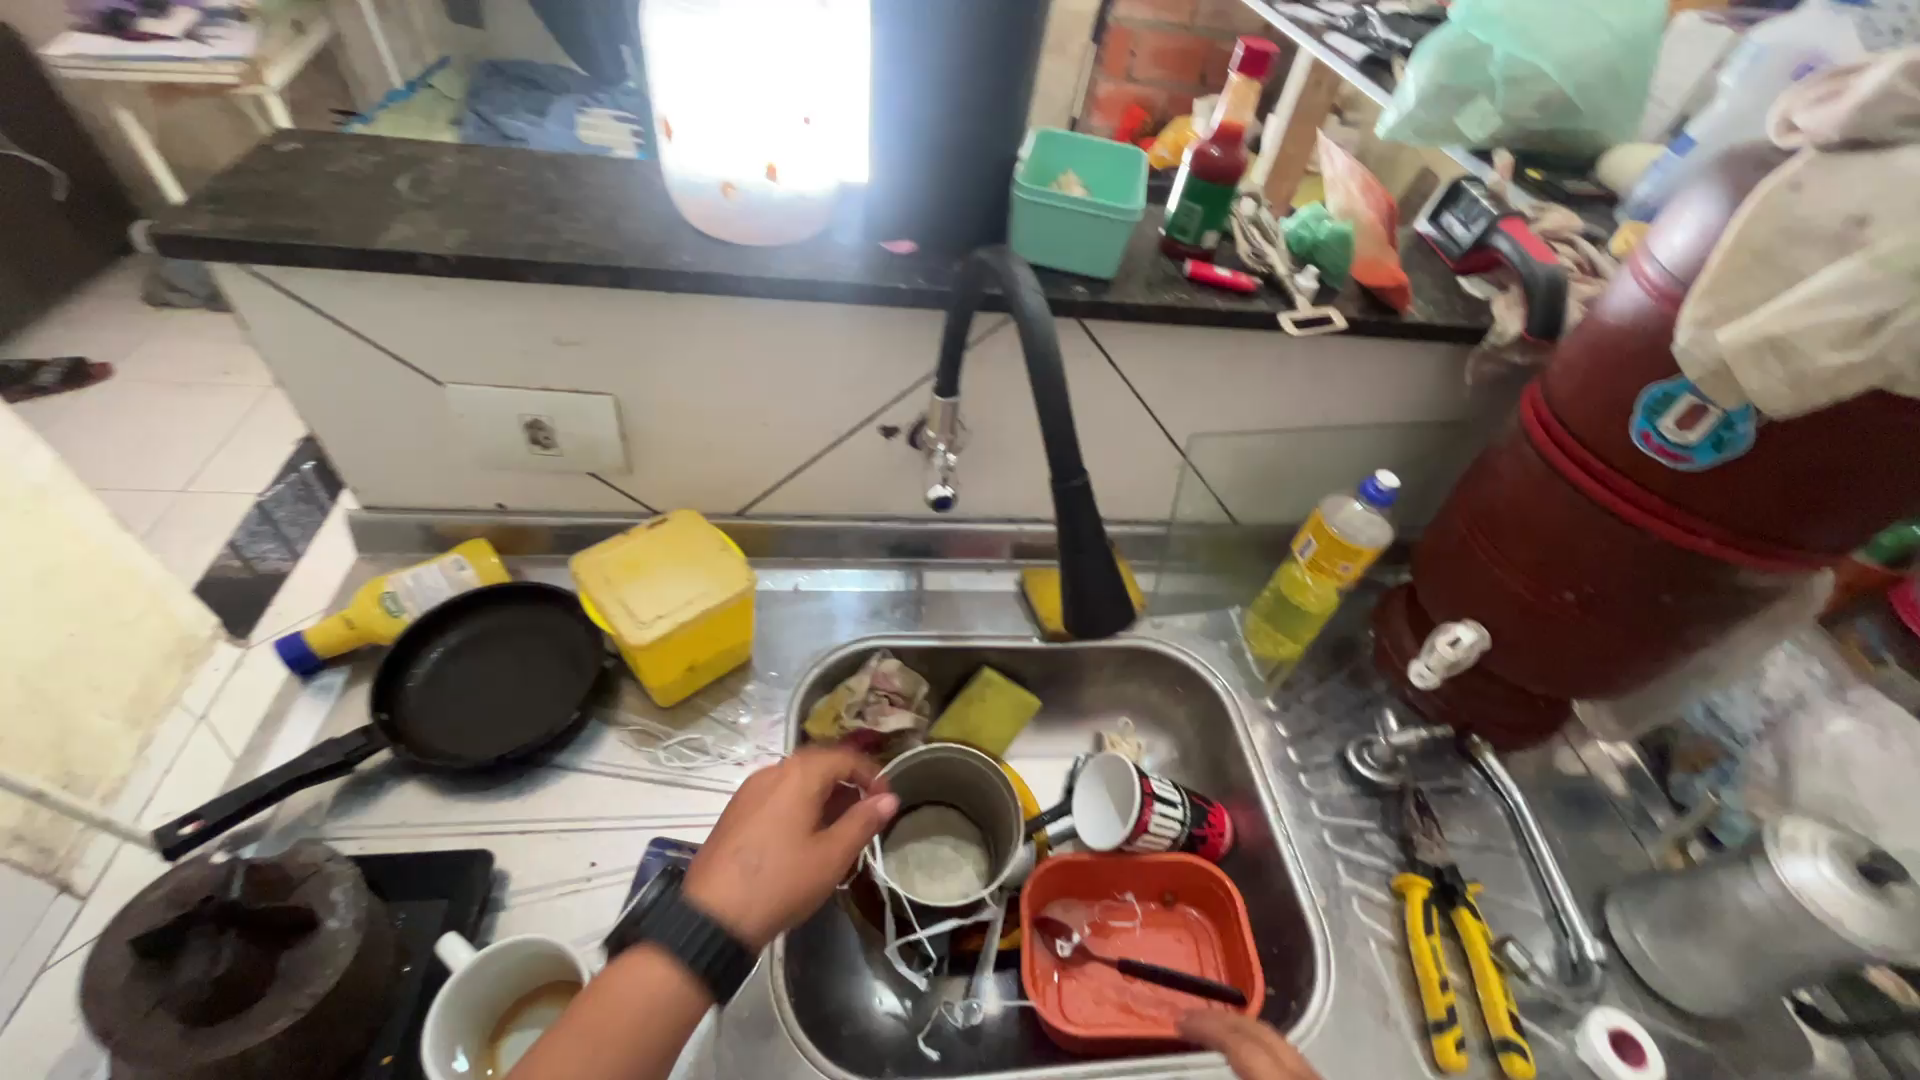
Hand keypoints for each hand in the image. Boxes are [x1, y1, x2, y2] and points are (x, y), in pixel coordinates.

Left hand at [684, 746, 898, 949]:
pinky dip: (799, 803)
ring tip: (838, 827)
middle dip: (848, 782)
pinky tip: (804, 836)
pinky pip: (777, 794)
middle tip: (866, 812)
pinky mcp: (736, 811)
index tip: (886, 801)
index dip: (872, 775)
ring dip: (823, 794)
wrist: (712, 918)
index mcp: (799, 774)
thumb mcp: (832, 856)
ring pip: (796, 779)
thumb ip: (863, 822)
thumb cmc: (781, 882)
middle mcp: (772, 771)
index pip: (846, 757)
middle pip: (819, 763)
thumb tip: (889, 798)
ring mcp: (749, 790)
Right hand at [1179, 1011, 1322, 1079]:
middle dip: (1221, 1018)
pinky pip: (1287, 1056)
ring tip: (1212, 1029)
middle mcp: (1305, 1074)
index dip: (1207, 1027)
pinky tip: (1248, 1054)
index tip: (1179, 1020)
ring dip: (1241, 1028)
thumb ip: (1235, 1071)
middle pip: (1261, 1032)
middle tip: (1189, 1016)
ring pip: (1278, 1040)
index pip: (1242, 1044)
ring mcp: (1316, 1078)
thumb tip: (1197, 1070)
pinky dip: (1260, 1046)